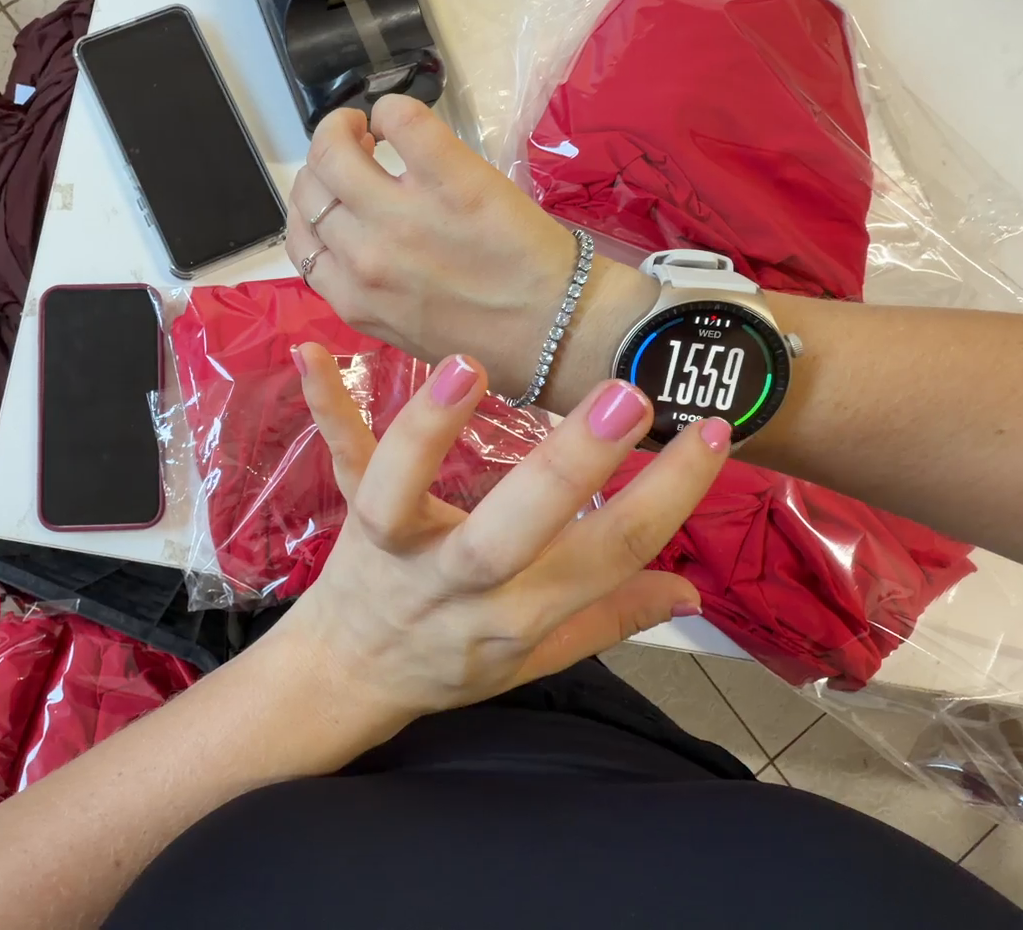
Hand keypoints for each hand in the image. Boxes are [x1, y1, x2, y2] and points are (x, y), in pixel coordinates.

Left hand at [256, 342, 730, 728]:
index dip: (667, 497)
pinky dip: (325, 408)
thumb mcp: (536, 658)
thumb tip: (688, 588)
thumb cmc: (449, 662)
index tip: (712, 430)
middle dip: (569, 469)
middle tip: (626, 397)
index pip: (604, 557)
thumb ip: (607, 618)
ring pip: (401, 497)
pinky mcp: (348, 515)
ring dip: (428, 432)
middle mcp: (451, 583)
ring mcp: (389, 547)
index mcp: (514, 617)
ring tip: (465, 367)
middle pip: (509, 534)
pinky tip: (310, 351)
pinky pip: (334, 461)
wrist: (348, 673)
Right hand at [286, 96, 648, 401]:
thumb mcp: (401, 331)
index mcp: (352, 298)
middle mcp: (363, 259)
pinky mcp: (451, 182)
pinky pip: (401, 120)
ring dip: (341, 128)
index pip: (297, 238)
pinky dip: (392, 109)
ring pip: (332, 152)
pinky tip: (401, 120)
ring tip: (369, 129)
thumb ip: (364, 293)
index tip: (336, 195)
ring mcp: (402, 219)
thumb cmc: (483, 338)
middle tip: (354, 153)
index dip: (310, 206)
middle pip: (308, 188)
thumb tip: (347, 248)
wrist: (556, 330)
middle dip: (322, 164)